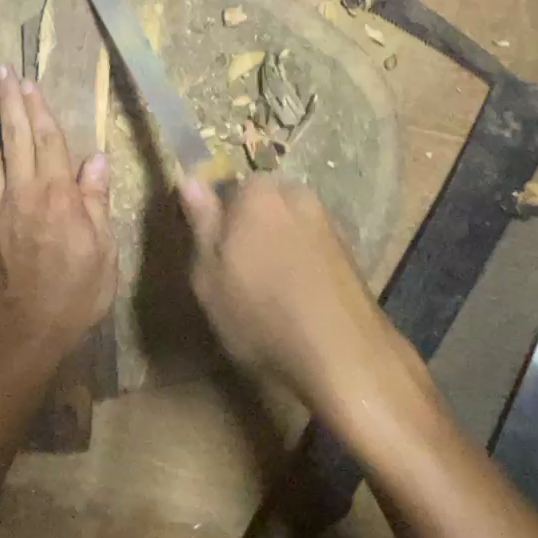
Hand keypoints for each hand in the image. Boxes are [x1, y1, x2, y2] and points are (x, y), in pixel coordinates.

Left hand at [0, 66, 116, 353]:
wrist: (28, 328)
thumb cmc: (76, 292)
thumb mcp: (103, 248)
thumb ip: (96, 200)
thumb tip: (97, 158)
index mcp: (58, 194)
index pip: (48, 140)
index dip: (38, 108)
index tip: (28, 82)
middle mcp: (23, 191)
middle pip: (14, 137)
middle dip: (7, 101)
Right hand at [179, 176, 441, 433]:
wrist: (344, 358)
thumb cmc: (261, 314)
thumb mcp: (209, 275)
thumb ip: (201, 223)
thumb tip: (189, 179)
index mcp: (258, 192)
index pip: (227, 185)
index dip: (215, 217)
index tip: (207, 250)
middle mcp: (296, 196)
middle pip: (261, 203)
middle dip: (247, 227)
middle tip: (233, 271)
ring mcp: (327, 223)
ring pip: (287, 224)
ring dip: (275, 245)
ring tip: (264, 289)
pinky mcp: (348, 253)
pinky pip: (309, 246)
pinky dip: (299, 263)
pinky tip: (293, 298)